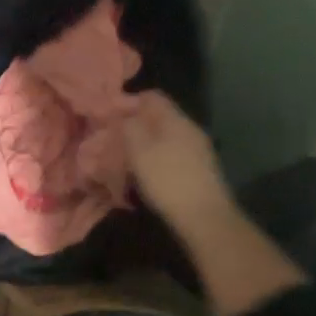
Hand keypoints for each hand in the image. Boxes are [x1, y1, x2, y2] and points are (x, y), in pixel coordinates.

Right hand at [118, 91, 232, 222]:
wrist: (205, 218)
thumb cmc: (167, 179)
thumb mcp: (139, 150)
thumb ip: (129, 126)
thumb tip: (125, 117)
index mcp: (176, 120)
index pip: (152, 97)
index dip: (129, 102)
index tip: (110, 116)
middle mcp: (190, 129)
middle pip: (159, 117)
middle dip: (136, 125)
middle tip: (115, 139)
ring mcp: (198, 150)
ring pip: (166, 136)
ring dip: (145, 143)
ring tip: (127, 159)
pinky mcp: (200, 169)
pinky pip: (173, 153)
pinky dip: (157, 157)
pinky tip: (146, 173)